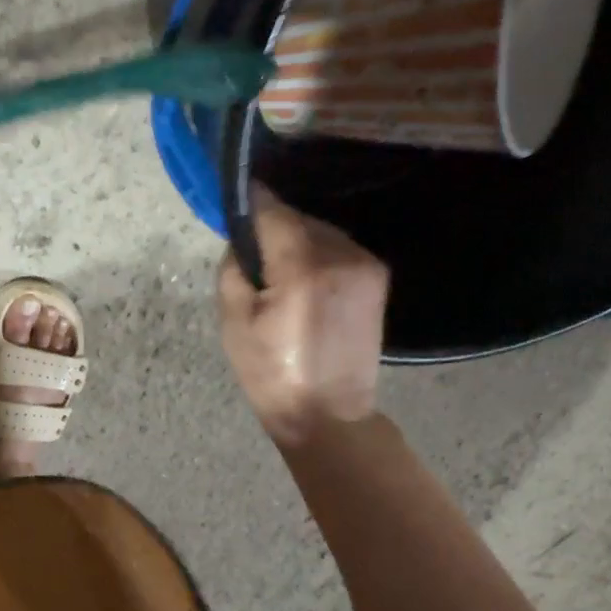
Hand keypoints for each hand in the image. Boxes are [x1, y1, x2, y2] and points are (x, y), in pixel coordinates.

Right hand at [217, 186, 388, 446]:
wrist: (326, 412)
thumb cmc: (270, 373)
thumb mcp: (233, 323)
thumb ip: (234, 270)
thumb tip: (241, 240)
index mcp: (302, 268)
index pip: (274, 212)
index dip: (251, 202)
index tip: (234, 198)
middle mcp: (341, 255)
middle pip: (299, 219)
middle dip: (273, 229)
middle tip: (251, 255)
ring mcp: (365, 264)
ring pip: (321, 232)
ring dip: (296, 242)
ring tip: (277, 275)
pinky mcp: (377, 277)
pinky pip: (339, 249)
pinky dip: (317, 255)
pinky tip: (303, 285)